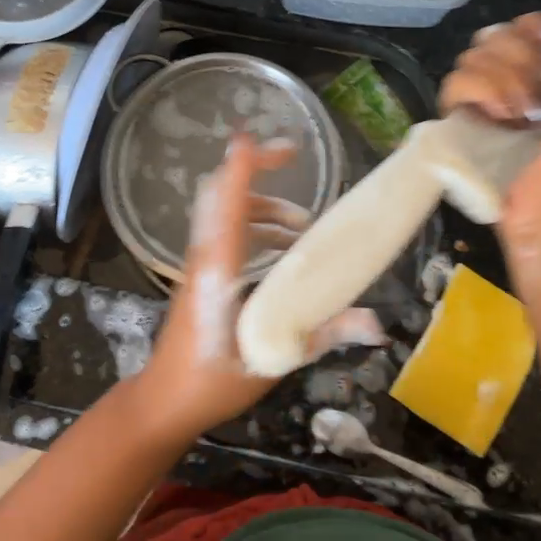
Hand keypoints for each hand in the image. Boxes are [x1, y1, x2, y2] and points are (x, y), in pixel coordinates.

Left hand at [135, 135, 383, 443]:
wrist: (165, 400)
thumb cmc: (212, 381)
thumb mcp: (273, 359)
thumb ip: (323, 335)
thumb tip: (375, 324)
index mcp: (219, 267)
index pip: (227, 203)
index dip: (243, 167)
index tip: (263, 140)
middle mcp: (207, 254)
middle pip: (222, 193)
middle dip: (257, 171)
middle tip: (290, 159)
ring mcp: (202, 262)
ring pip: (226, 211)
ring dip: (262, 205)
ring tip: (301, 225)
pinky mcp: (203, 274)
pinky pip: (227, 231)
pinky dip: (256, 226)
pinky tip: (284, 253)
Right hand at [440, 2, 540, 282]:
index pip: (529, 28)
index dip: (532, 29)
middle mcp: (521, 84)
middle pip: (497, 35)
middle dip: (516, 57)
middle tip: (536, 94)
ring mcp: (489, 105)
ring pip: (472, 56)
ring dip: (499, 80)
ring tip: (518, 115)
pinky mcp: (462, 125)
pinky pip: (452, 84)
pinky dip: (473, 92)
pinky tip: (494, 117)